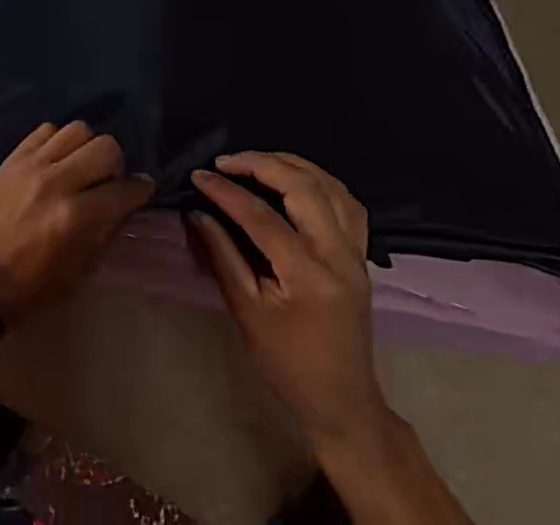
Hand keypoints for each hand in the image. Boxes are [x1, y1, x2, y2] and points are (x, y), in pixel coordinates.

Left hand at [0, 121, 155, 323]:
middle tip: (107, 181)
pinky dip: (58, 141)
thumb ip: (108, 229)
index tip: (143, 189)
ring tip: (81, 167)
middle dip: (116, 165)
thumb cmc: (36, 283)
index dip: (141, 189)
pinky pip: (46, 129)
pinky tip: (56, 160)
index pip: (125, 189)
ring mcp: (32, 165)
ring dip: (87, 148)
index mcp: (77, 216)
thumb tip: (127, 200)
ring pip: (78, 129)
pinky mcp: (14, 157)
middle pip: (106, 147)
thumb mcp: (84, 269)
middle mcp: (57, 182)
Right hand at [188, 152, 390, 455]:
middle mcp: (339, 254)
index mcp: (307, 274)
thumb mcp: (246, 311)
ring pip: (331, 186)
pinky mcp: (361, 254)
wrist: (340, 398)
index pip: (261, 216)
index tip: (199, 175)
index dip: (226, 191)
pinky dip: (320, 181)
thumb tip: (198, 214)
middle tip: (226, 160)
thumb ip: (223, 256)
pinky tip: (296, 179)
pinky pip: (347, 203)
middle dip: (261, 164)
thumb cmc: (286, 361)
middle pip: (304, 187)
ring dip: (292, 165)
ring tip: (256, 160)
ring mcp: (356, 252)